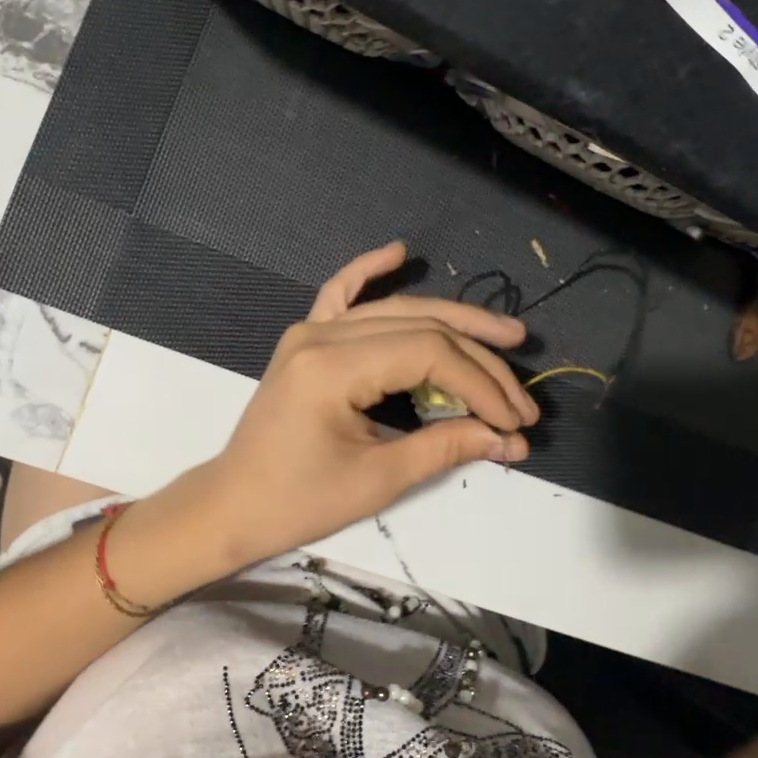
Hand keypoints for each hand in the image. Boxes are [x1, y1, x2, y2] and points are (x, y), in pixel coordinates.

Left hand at [203, 242, 538, 563]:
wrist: (234, 505)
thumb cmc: (299, 501)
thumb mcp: (378, 479)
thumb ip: (445, 447)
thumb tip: (509, 439)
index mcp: (333, 367)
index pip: (429, 354)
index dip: (481, 384)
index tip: (515, 420)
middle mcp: (321, 335)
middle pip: (421, 328)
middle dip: (479, 362)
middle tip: (524, 393)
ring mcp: (310, 332)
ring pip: (396, 311)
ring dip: (452, 323)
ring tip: (505, 335)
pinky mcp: (305, 339)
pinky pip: (340, 295)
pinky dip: (368, 271)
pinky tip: (398, 252)